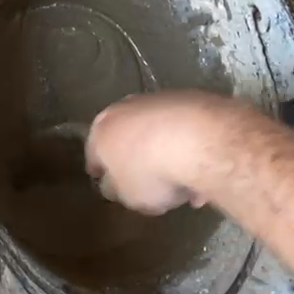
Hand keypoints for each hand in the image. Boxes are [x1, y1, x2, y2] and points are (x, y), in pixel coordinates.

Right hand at [85, 91, 239, 214]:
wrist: (195, 138)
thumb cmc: (150, 171)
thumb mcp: (128, 195)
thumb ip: (117, 189)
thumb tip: (113, 185)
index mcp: (100, 132)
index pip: (93, 155)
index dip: (100, 171)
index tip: (108, 184)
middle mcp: (121, 111)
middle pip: (124, 139)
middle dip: (133, 158)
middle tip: (147, 182)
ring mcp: (153, 101)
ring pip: (154, 133)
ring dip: (164, 154)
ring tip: (184, 184)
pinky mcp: (183, 98)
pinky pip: (180, 130)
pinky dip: (186, 148)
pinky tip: (200, 168)